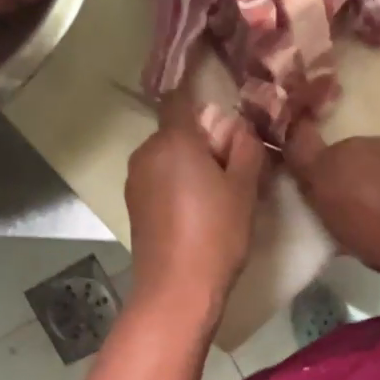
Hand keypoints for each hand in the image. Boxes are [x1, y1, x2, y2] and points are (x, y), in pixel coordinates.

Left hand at [125, 93, 266, 311]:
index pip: (180, 96)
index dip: (197, 87)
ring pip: (169, 158)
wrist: (176, 291)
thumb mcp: (245, 189)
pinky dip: (179, 185)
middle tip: (236, 166)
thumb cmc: (216, 236)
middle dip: (204, 139)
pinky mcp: (135, 207)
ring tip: (220, 195)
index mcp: (173, 140)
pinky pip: (161, 181)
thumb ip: (245, 149)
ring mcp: (136, 181)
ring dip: (192, 164)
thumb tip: (237, 129)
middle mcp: (146, 153)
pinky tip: (199, 212)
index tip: (216, 91)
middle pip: (178, 131)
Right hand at [285, 125, 379, 280]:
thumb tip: (297, 157)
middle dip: (338, 175)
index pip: (304, 143)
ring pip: (373, 163)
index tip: (296, 174)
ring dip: (369, 182)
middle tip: (340, 207)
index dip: (298, 154)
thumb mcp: (332, 219)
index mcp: (336, 155)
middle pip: (341, 156)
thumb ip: (313, 187)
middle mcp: (367, 143)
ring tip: (375, 214)